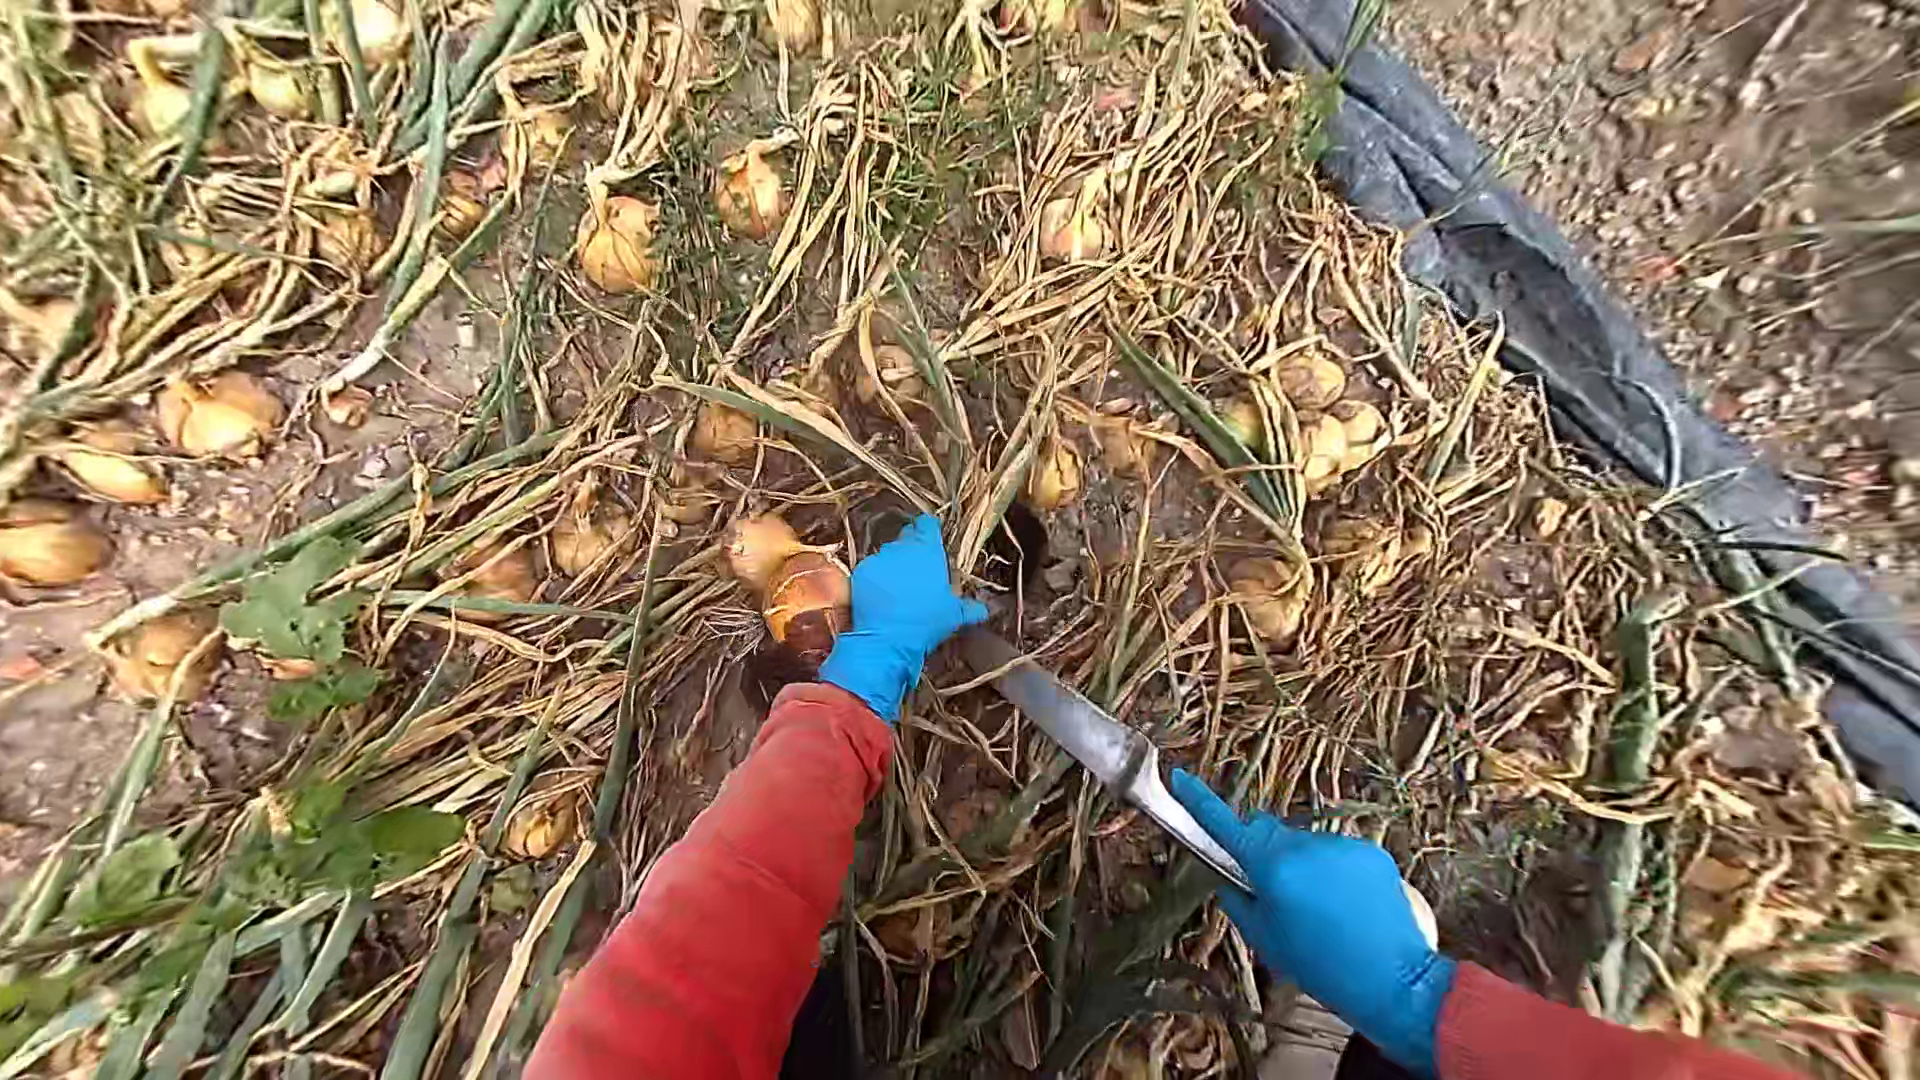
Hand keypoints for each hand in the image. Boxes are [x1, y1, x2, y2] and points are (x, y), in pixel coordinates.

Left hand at [819, 514, 986, 723]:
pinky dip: (877, 578)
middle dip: (912, 550)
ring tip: (900, 588)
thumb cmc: (925, 623)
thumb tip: (982, 609)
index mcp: (927, 552)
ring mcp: (878, 560)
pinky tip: (883, 596)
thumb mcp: (954, 615)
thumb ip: (969, 607)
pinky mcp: (861, 573)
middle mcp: (901, 549)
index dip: (930, 530)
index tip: (932, 539)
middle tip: (920, 571)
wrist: (886, 641)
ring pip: (888, 553)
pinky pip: (871, 569)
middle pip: (907, 538)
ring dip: (894, 564)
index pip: (928, 525)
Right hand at [1170, 769, 1454, 1076]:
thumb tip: (1227, 874)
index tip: (1180, 776)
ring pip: (1301, 842)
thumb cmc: (1322, 967)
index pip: (1223, 822)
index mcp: (1269, 864)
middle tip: (1273, 885)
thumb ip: (1236, 897)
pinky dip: (1332, 868)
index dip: (1197, 798)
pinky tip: (1347, 901)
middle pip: (1264, 828)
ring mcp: (1336, 843)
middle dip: (1260, 847)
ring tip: (1321, 904)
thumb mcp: (1264, 938)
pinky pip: (1334, 851)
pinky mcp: (1367, 850)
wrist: (1400, 987)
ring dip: (1300, 861)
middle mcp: (1300, 844)